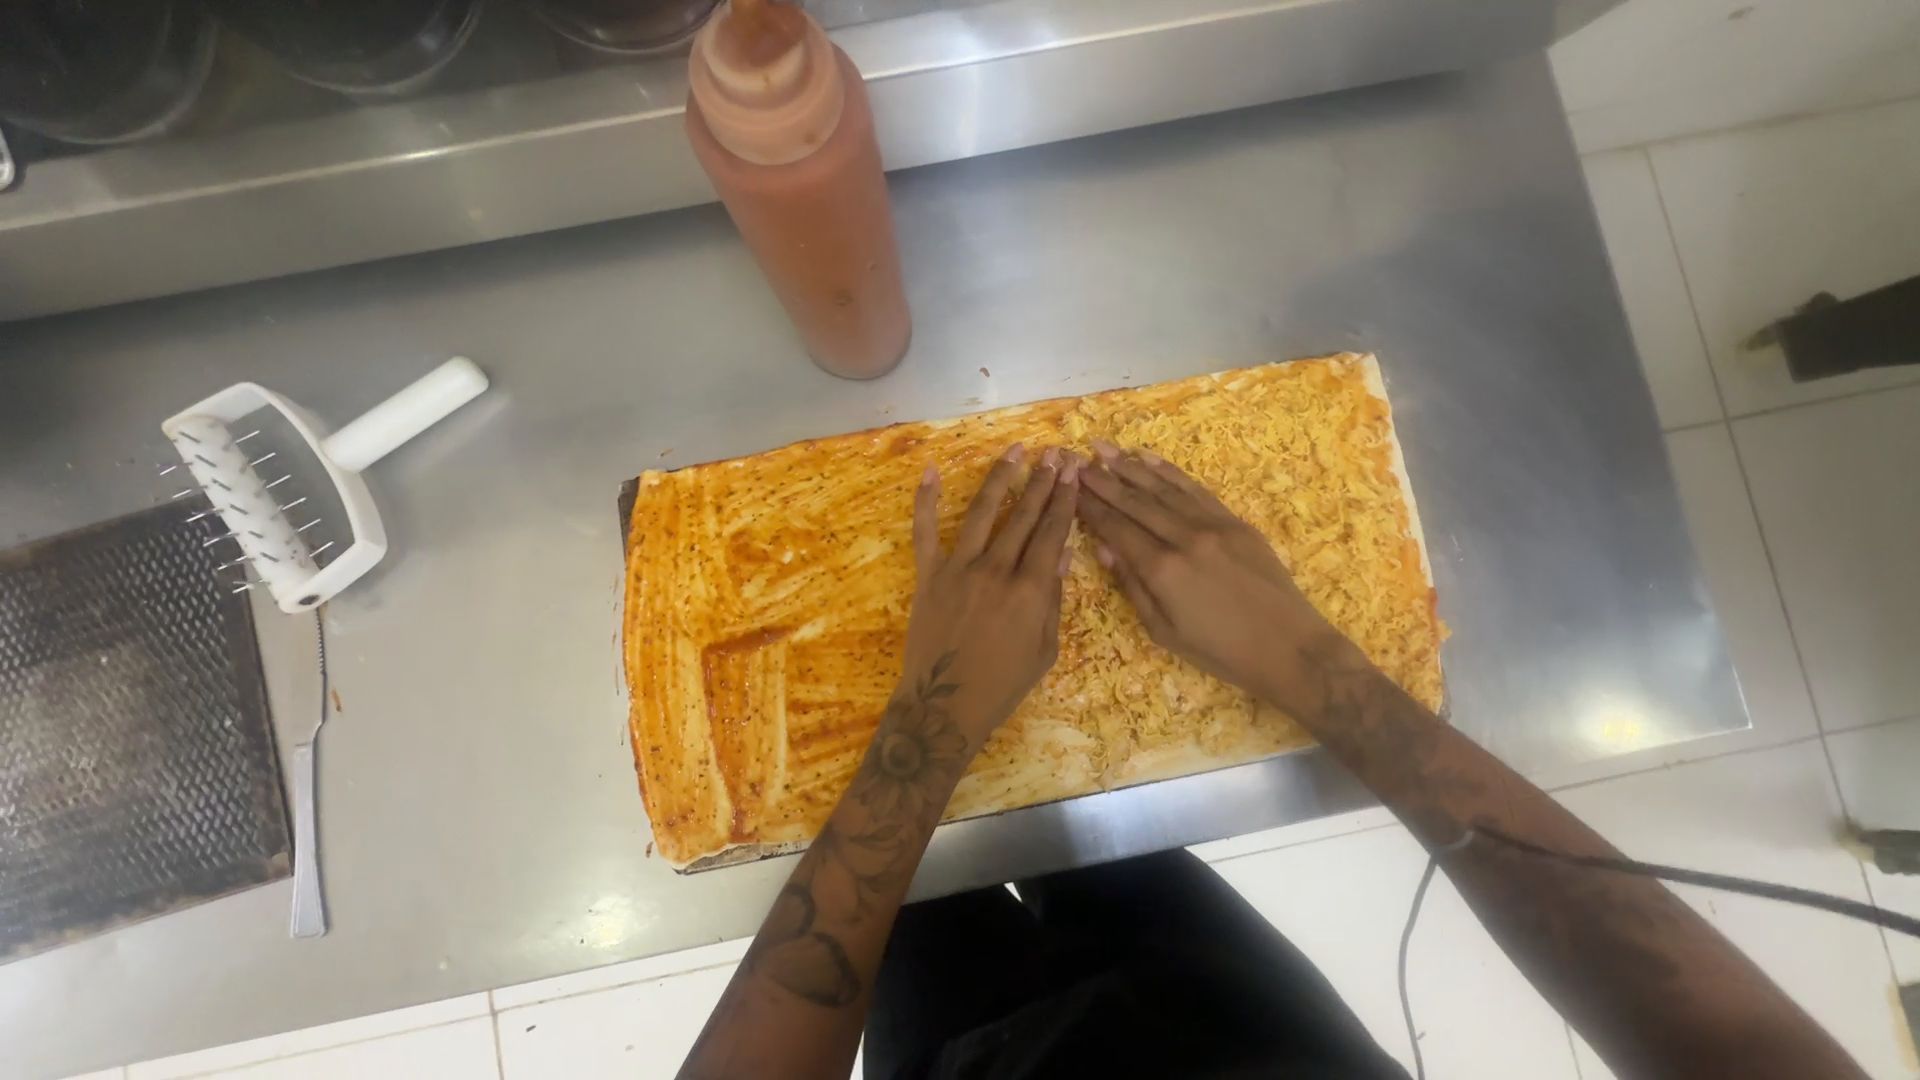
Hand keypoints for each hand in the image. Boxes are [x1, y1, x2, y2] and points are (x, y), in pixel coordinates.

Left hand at [904, 443, 1079, 747]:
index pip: (1052, 533)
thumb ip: (1052, 598)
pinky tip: (932, 472)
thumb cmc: (1003, 684)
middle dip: (1043, 481)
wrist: (946, 704)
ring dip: (1001, 478)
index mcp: (1030, 589)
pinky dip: (926, 501)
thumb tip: (1061, 554)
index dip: (1065, 500)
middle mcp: (996, 570)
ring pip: (983, 513)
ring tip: (1016, 450)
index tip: (1074, 473)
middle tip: (1056, 454)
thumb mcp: (1044, 648)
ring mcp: (958, 569)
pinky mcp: (928, 575)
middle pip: (1024, 516)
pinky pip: (925, 532)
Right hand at [1074, 440, 1339, 704]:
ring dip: (1130, 466)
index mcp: (1162, 569)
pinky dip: (1170, 472)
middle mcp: (1184, 538)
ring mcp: (1213, 526)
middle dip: (1103, 480)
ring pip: (1163, 489)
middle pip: (1135, 502)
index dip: (1090, 507)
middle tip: (1078, 460)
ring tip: (1104, 448)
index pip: (1116, 528)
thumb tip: (1106, 549)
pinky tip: (1148, 458)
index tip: (1070, 488)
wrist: (1289, 648)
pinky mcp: (1235, 522)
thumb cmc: (1220, 651)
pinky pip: (1196, 489)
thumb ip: (1132, 587)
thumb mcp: (1164, 631)